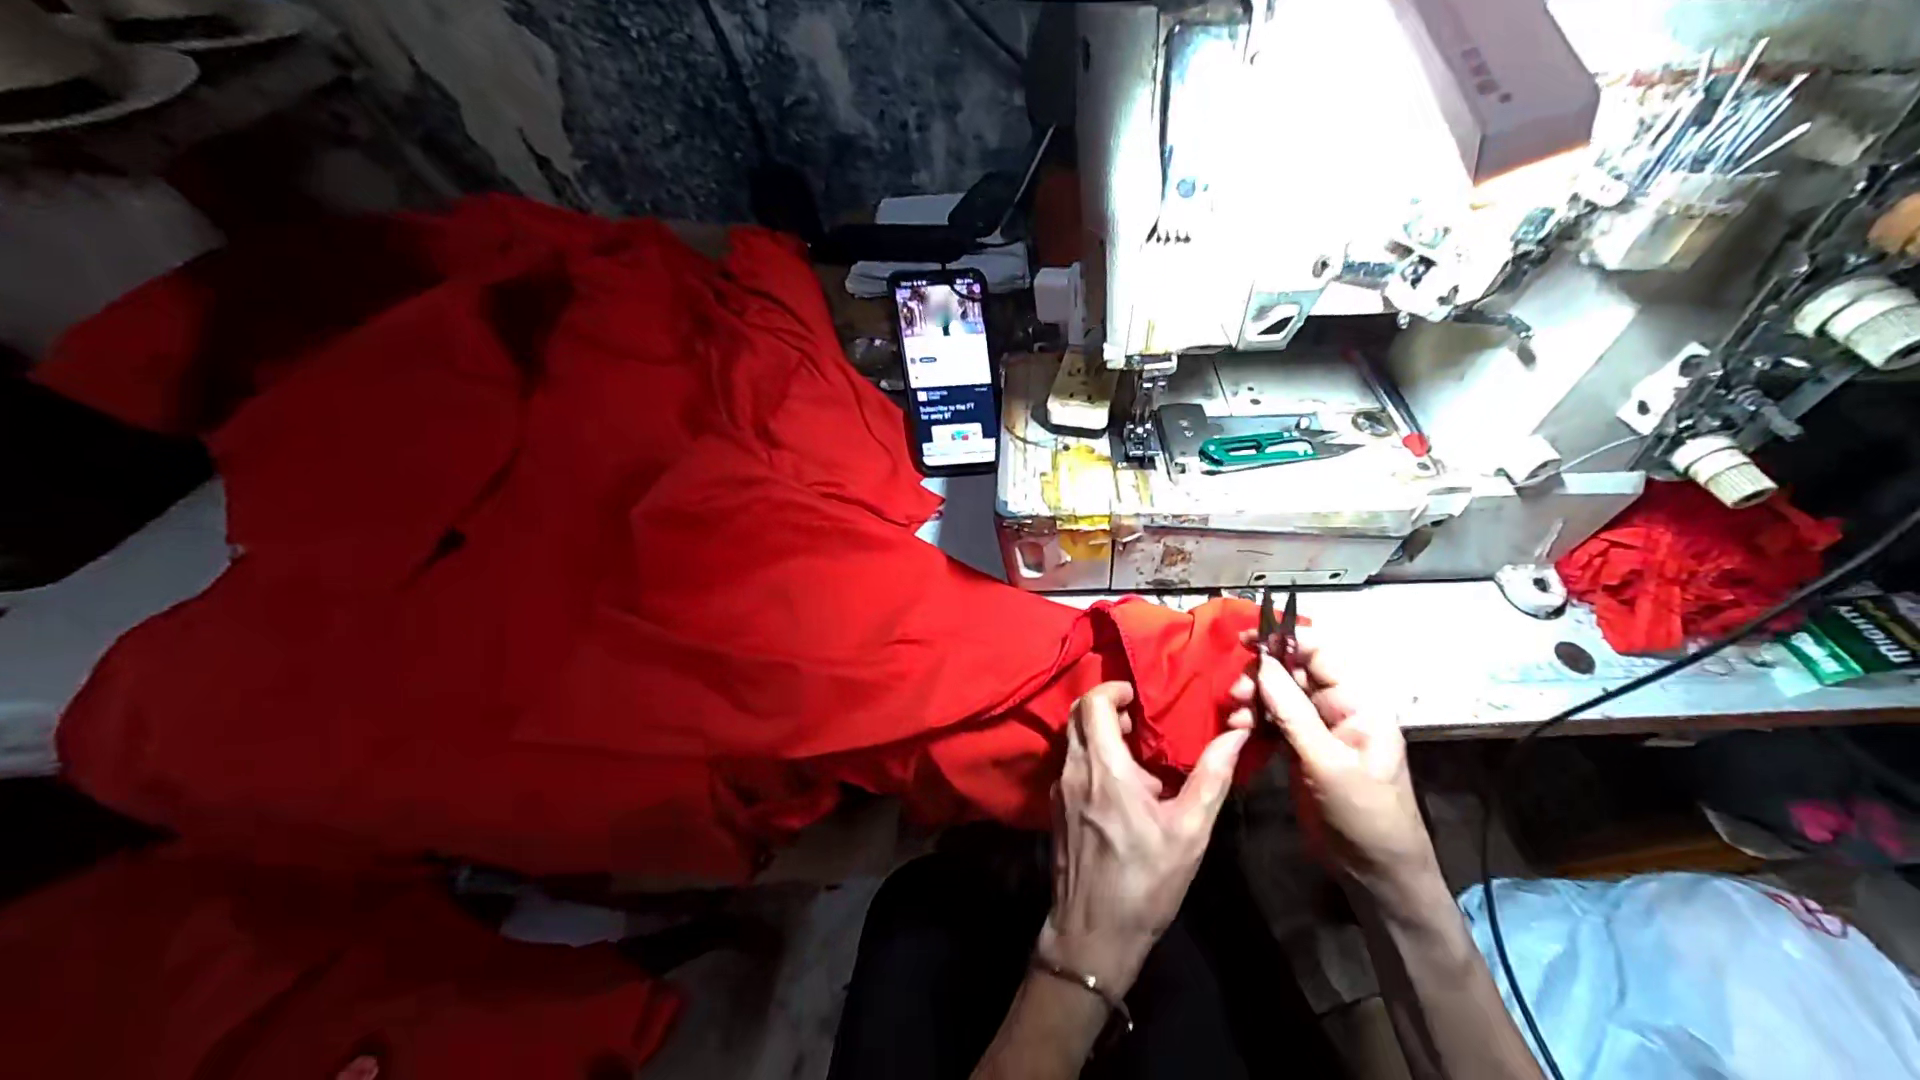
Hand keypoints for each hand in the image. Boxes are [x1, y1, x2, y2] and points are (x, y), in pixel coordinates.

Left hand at [1041, 681, 1251, 995]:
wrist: (1093, 932)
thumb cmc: (1145, 882)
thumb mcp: (1189, 832)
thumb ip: (1211, 777)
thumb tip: (1236, 733)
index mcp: (1104, 769)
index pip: (1092, 704)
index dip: (1113, 690)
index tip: (1139, 697)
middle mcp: (1073, 771)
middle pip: (1077, 716)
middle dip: (1106, 707)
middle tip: (1140, 721)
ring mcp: (1059, 790)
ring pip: (1072, 740)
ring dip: (1098, 734)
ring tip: (1136, 753)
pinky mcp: (1055, 808)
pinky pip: (1070, 764)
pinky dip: (1091, 757)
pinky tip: (1120, 785)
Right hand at [1232, 631, 1435, 893]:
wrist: (1376, 874)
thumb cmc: (1367, 815)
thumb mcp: (1329, 763)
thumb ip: (1293, 712)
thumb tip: (1264, 663)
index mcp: (1358, 704)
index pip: (1321, 654)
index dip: (1285, 640)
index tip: (1246, 640)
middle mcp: (1337, 709)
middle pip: (1292, 673)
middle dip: (1260, 676)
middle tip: (1236, 693)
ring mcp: (1316, 730)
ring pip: (1276, 696)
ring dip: (1252, 700)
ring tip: (1235, 718)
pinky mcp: (1299, 749)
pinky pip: (1270, 721)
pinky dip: (1252, 720)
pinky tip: (1238, 728)